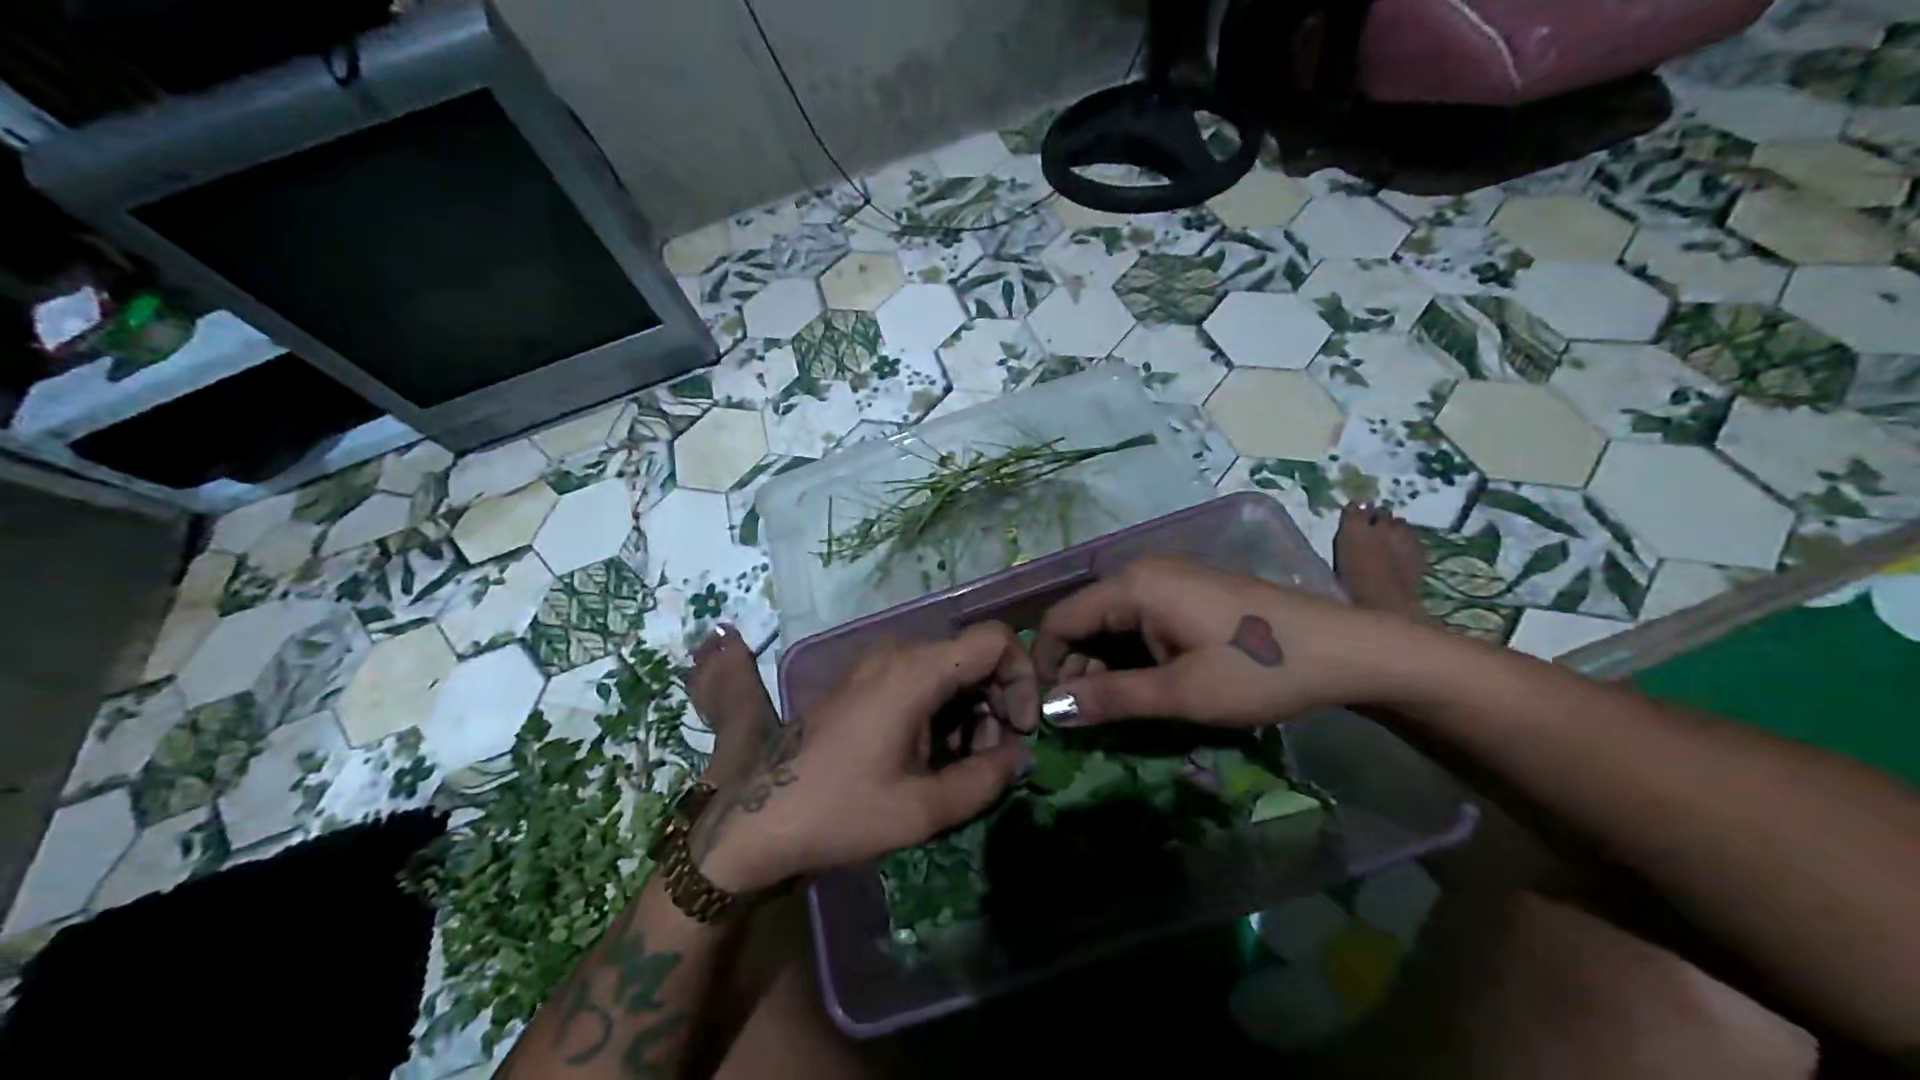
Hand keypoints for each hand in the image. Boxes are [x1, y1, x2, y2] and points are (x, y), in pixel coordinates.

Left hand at [694, 622, 1037, 892]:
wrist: (759, 821)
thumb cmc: (843, 812)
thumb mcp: (924, 809)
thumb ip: (987, 778)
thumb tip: (1021, 754)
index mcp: (914, 671)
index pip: (995, 639)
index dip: (1023, 676)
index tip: (1021, 727)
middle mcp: (896, 653)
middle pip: (973, 654)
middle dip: (997, 701)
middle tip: (993, 756)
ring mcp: (875, 665)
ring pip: (948, 669)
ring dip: (970, 711)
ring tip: (961, 765)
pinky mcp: (863, 682)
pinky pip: (919, 680)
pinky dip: (941, 710)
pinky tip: (931, 756)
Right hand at [1032, 555, 1424, 727]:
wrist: (1349, 651)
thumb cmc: (1261, 670)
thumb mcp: (1181, 692)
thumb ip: (1110, 697)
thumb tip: (1050, 709)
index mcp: (1134, 585)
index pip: (1060, 620)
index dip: (1045, 665)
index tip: (1051, 712)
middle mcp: (1144, 571)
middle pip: (1084, 619)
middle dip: (1077, 667)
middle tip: (1091, 716)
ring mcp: (1170, 578)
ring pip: (1112, 621)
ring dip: (1106, 664)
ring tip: (1124, 705)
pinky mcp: (1190, 591)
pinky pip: (1141, 619)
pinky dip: (1134, 652)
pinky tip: (1154, 682)